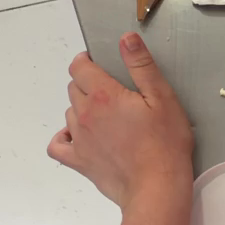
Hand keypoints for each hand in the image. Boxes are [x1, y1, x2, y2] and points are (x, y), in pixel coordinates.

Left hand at [49, 33, 194, 209]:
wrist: (156, 186)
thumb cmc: (166, 143)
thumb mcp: (163, 99)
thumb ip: (142, 66)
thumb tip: (125, 38)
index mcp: (104, 95)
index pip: (80, 67)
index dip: (86, 61)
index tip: (99, 63)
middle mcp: (84, 114)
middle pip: (74, 88)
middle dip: (88, 84)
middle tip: (114, 92)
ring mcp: (79, 139)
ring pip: (70, 113)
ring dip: (83, 108)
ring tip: (107, 116)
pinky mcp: (79, 161)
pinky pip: (59, 144)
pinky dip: (65, 137)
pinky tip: (81, 136)